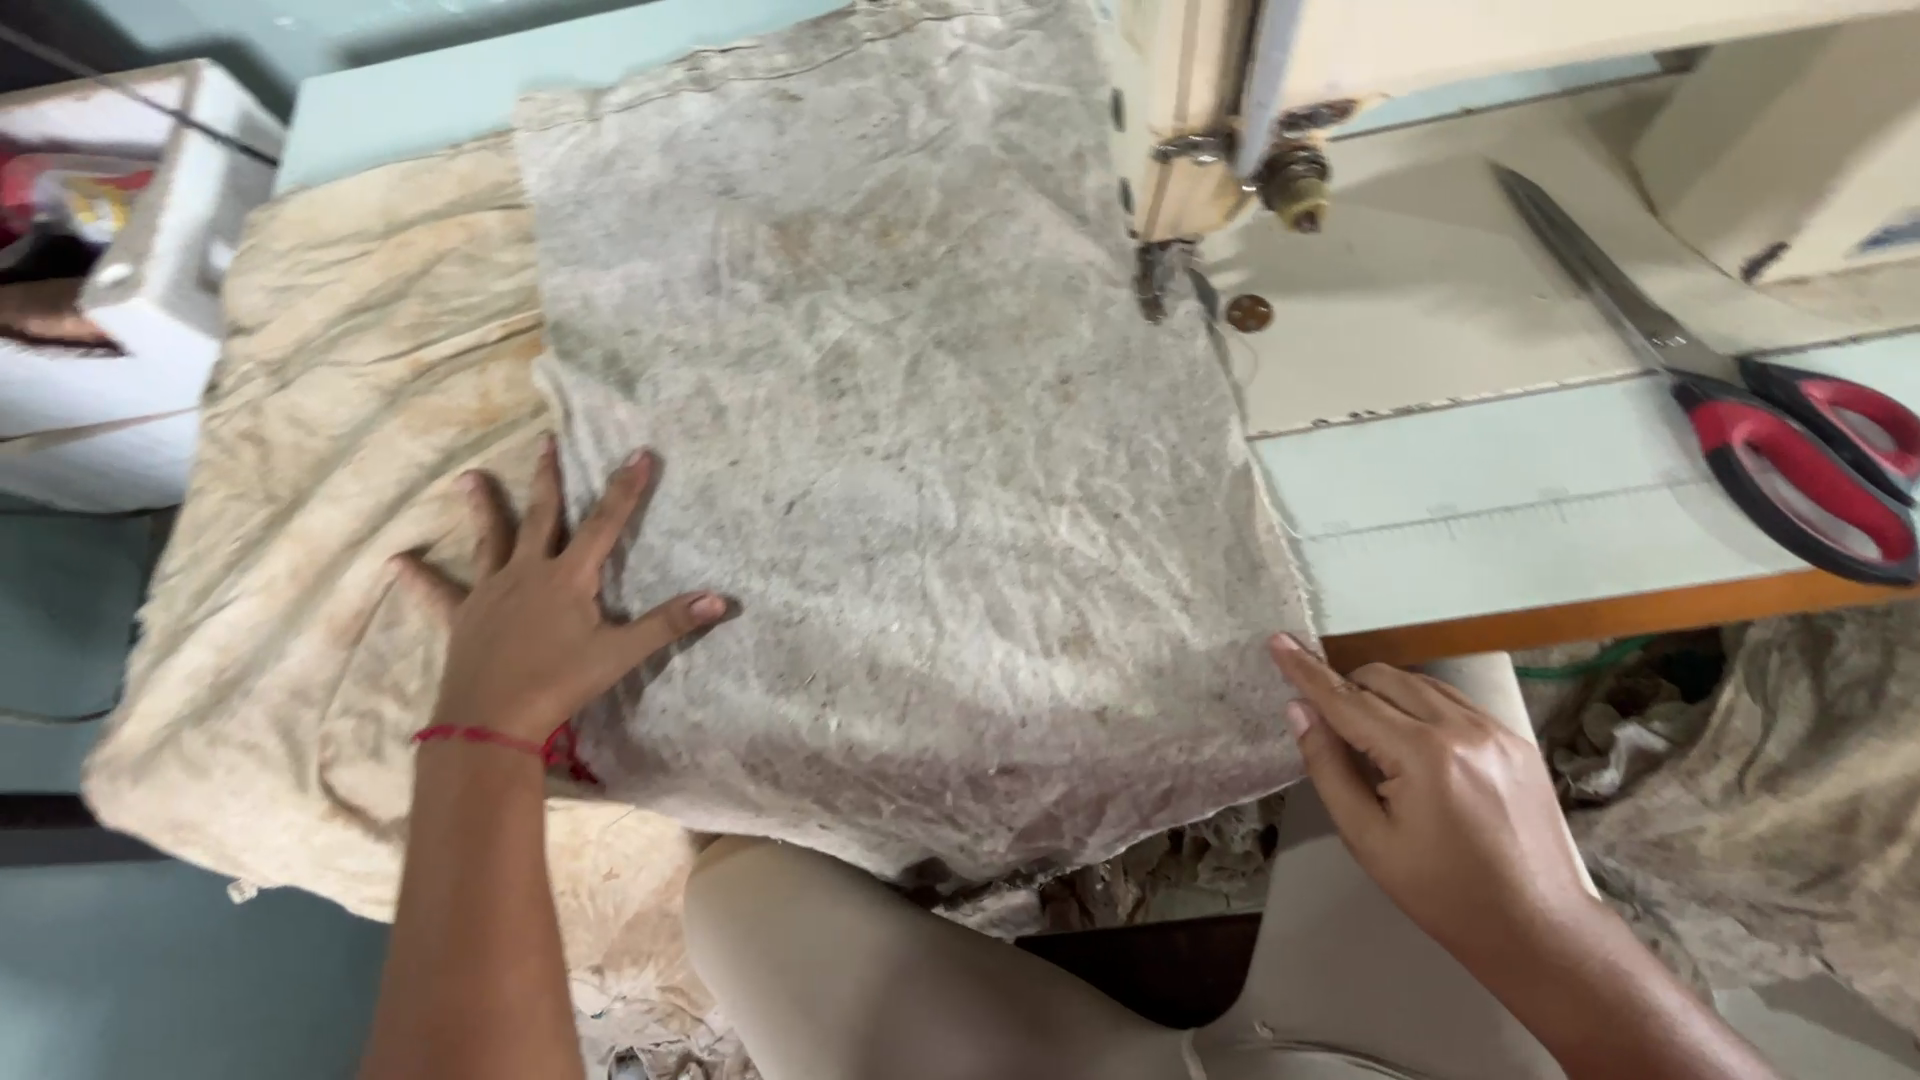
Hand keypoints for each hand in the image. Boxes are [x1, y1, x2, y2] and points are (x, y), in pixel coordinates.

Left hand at [391, 436, 728, 741]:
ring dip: (483, 508)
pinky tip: (397, 564)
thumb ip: (670, 624)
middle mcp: (528, 572)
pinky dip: (421, 579)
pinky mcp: (463, 618)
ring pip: (490, 541)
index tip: (639, 453)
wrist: (489, 720)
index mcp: (568, 577)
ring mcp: (490, 593)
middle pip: (543, 517)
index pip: (606, 523)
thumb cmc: (559, 683)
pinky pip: (439, 594)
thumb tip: (722, 601)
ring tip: (468, 478)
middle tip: (547, 442)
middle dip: (550, 479)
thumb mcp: (621, 653)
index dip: (626, 488)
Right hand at [1268, 635, 1600, 964]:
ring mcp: (1497, 731)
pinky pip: (1453, 702)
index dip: (1306, 670)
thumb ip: (1328, 767)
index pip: (1348, 699)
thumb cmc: (1443, 893)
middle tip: (1332, 728)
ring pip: (1419, 684)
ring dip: (1383, 696)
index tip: (1278, 641)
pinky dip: (1420, 708)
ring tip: (1375, 742)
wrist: (1541, 930)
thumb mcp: (1367, 838)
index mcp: (1422, 756)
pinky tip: (1417, 748)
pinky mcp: (1517, 741)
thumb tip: (1301, 711)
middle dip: (1347, 689)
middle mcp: (1463, 729)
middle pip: (1383, 679)